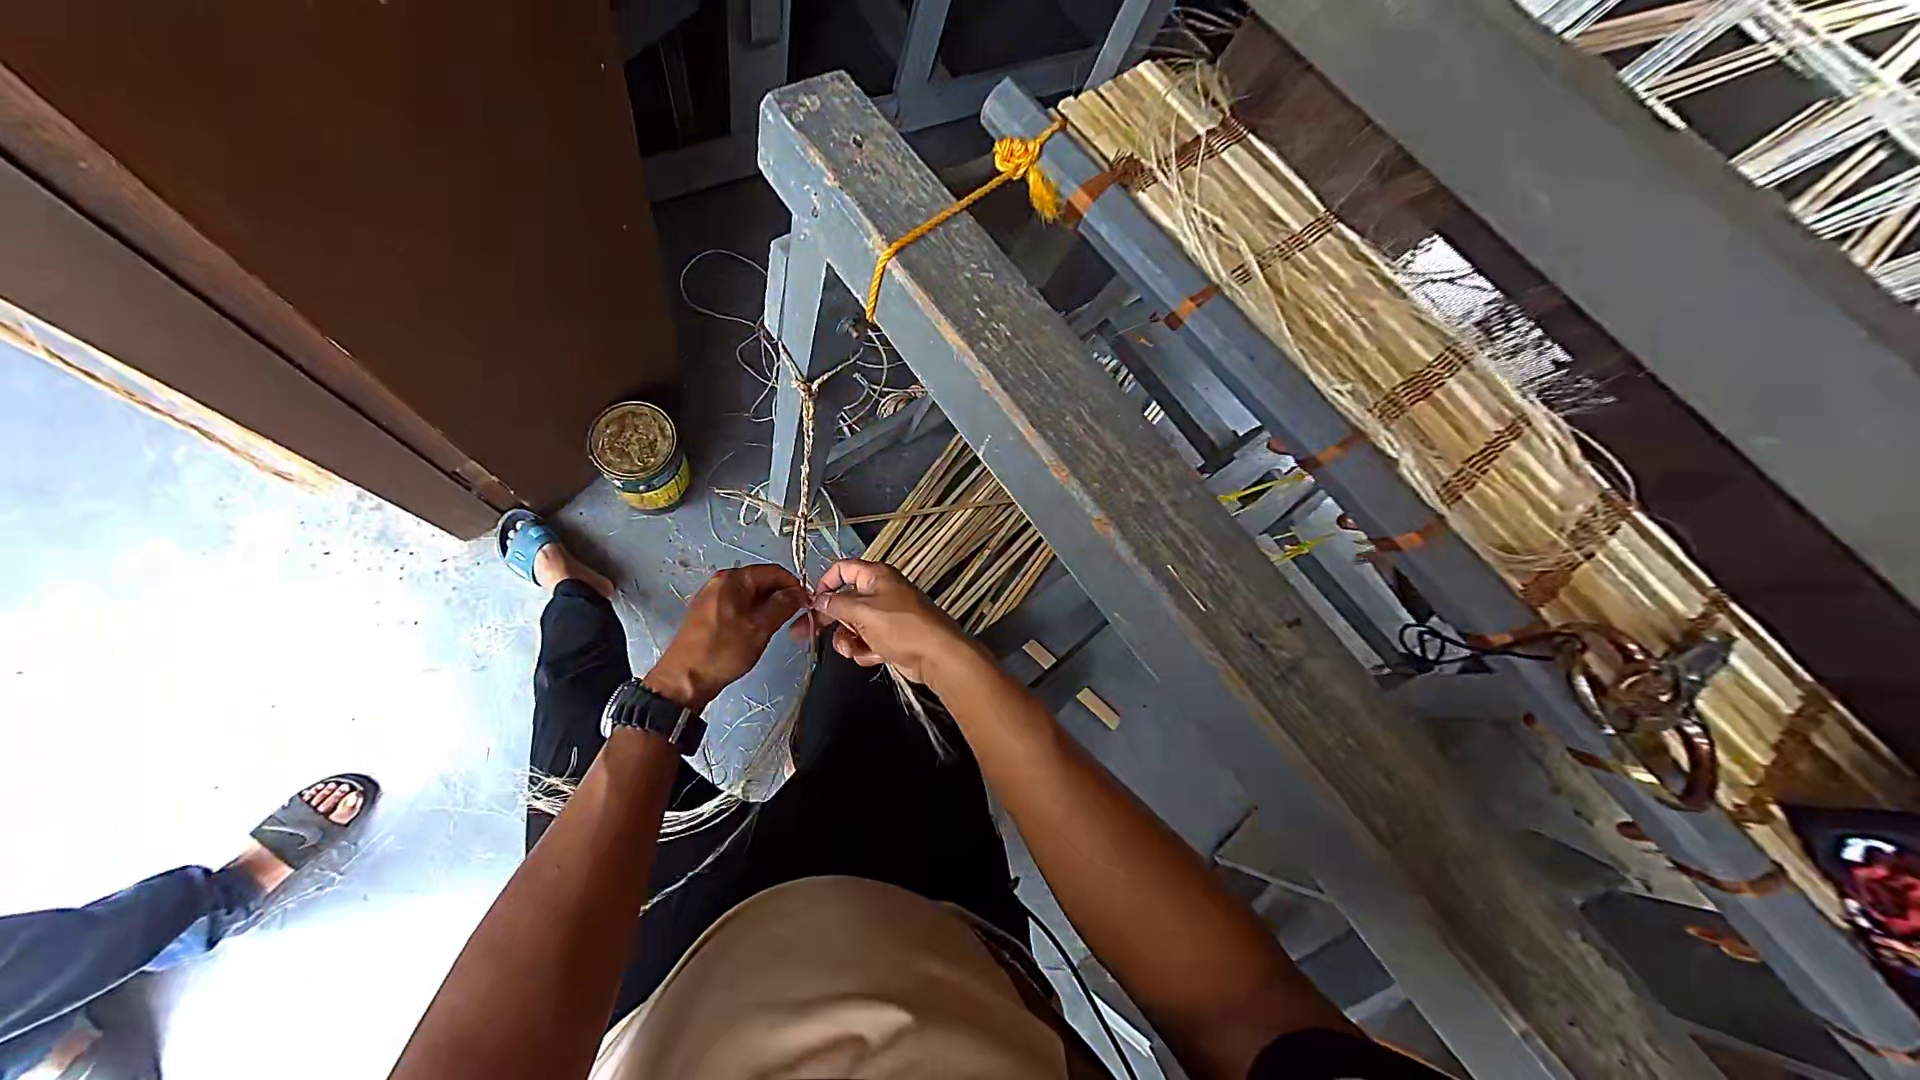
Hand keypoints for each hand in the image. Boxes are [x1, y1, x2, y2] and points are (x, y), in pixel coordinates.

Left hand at [645, 564, 807, 709]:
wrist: (684, 680)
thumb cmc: (721, 652)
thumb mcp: (760, 628)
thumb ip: (783, 605)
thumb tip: (799, 593)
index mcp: (732, 580)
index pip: (773, 571)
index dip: (793, 585)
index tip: (805, 603)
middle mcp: (720, 583)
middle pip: (761, 581)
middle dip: (780, 597)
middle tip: (794, 617)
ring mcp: (712, 598)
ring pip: (750, 596)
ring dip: (767, 607)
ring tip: (776, 627)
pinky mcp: (708, 614)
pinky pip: (738, 606)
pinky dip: (752, 615)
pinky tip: (757, 632)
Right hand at [806, 559, 979, 684]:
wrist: (936, 656)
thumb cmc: (902, 627)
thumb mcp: (863, 611)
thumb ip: (836, 604)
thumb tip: (818, 599)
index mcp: (876, 576)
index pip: (842, 570)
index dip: (824, 583)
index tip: (810, 601)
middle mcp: (879, 592)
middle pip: (843, 602)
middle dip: (829, 620)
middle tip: (805, 634)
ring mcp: (884, 616)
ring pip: (852, 626)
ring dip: (849, 640)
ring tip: (856, 648)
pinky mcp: (889, 638)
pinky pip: (865, 642)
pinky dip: (866, 650)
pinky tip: (875, 655)